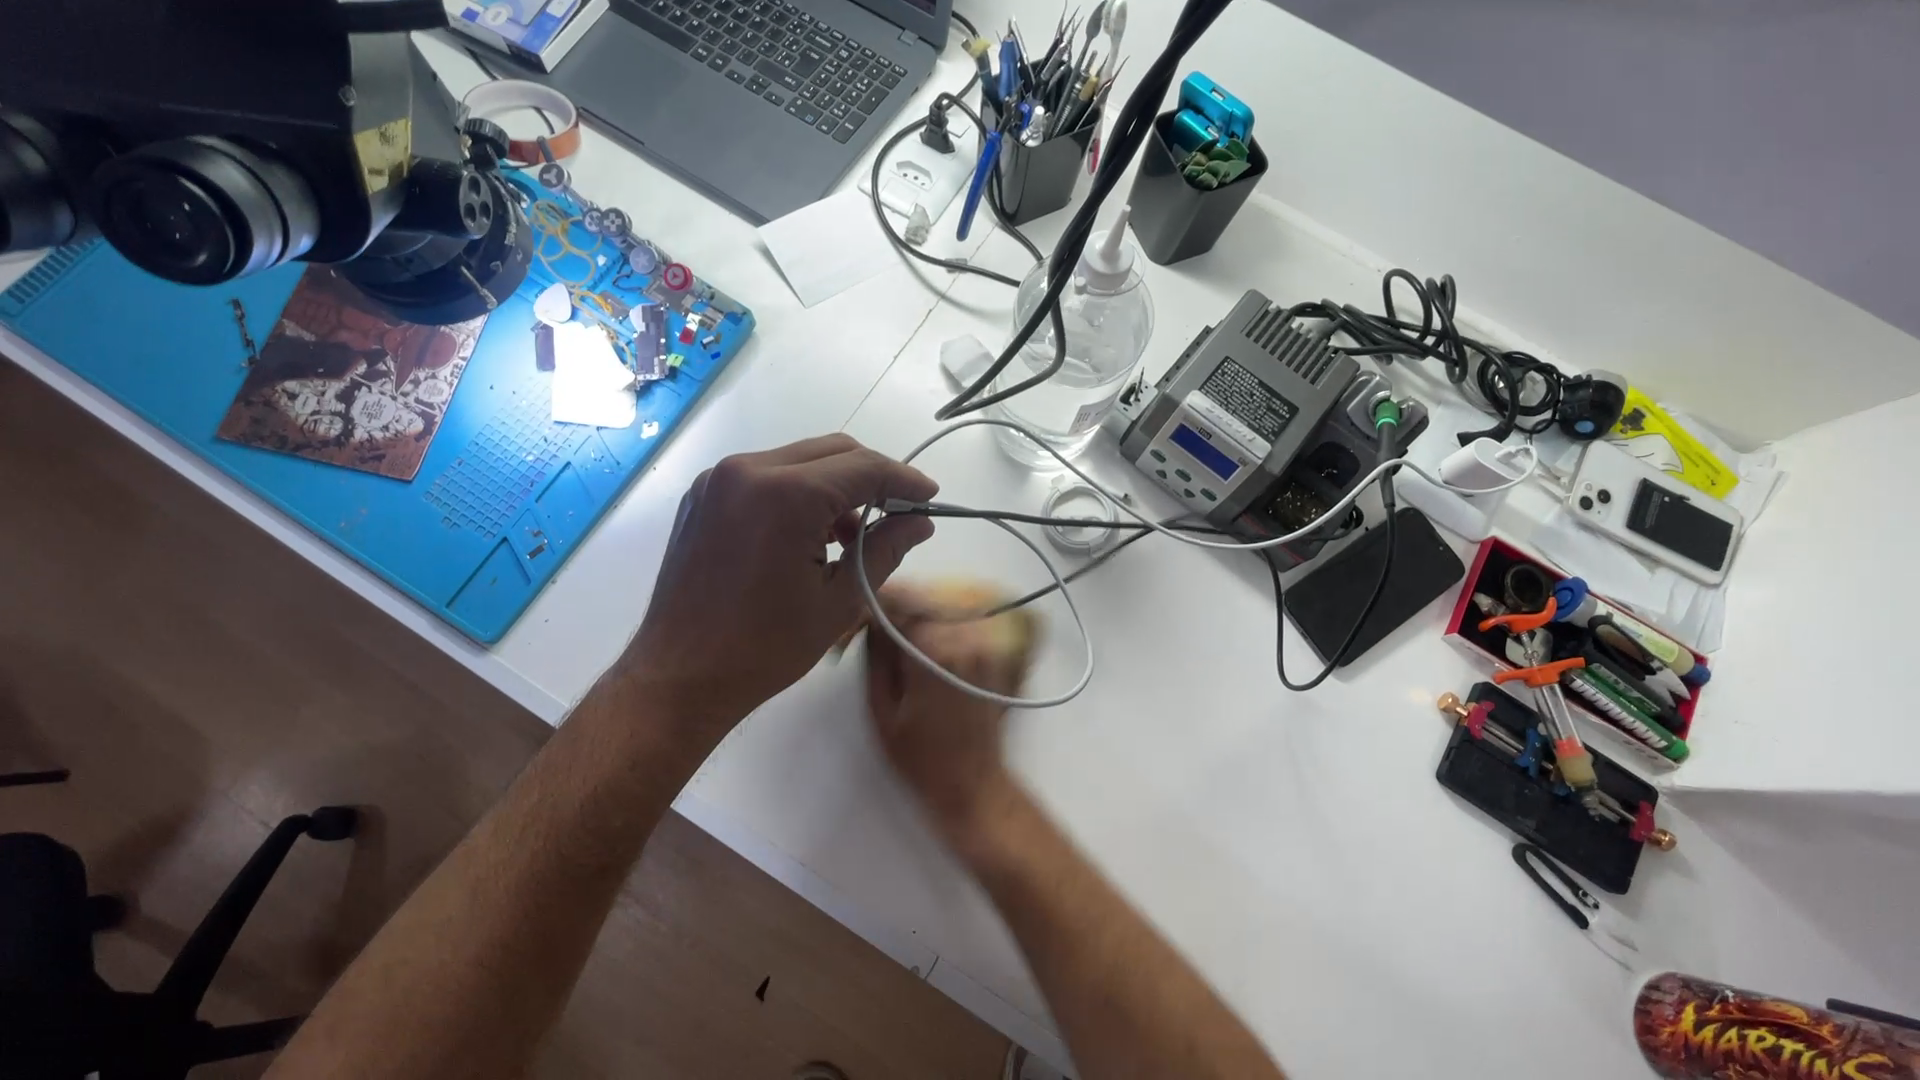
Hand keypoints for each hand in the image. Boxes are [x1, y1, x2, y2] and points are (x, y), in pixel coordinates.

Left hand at [621, 434, 937, 729]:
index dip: (903, 479)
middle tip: (899, 513)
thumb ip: (886, 549)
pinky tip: (810, 534)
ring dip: (836, 485)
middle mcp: (748, 470)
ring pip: (799, 459)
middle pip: (832, 451)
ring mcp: (720, 479)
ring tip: (852, 535)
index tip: (930, 496)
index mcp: (784, 495)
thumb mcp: (840, 601)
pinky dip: (799, 492)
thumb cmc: (765, 648)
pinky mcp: (704, 494)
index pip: (863, 468)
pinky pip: (767, 475)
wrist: (680, 675)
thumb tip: (920, 522)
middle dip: (872, 477)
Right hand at [864, 585, 1032, 846]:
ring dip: (918, 613)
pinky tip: (921, 643)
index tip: (857, 607)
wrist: (972, 785)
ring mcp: (984, 646)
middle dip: (896, 607)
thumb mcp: (881, 711)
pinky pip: (961, 626)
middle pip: (923, 603)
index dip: (875, 602)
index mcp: (933, 652)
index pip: (900, 605)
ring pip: (943, 610)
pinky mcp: (994, 655)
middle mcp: (964, 640)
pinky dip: (940, 625)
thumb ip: (876, 658)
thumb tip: (869, 620)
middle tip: (870, 623)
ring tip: (892, 632)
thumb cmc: (920, 758)